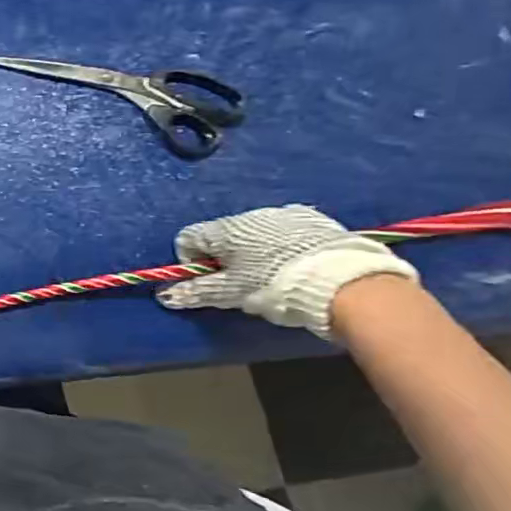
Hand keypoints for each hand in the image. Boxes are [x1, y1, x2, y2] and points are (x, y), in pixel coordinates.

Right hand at [156, 205, 418, 338]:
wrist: (347, 282)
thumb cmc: (274, 285)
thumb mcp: (230, 293)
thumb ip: (194, 292)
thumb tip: (163, 295)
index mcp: (225, 230)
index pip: (189, 238)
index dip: (193, 261)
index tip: (210, 279)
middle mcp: (252, 215)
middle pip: (223, 235)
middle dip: (225, 256)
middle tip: (241, 281)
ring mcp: (288, 215)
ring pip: (255, 233)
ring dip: (254, 250)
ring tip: (272, 274)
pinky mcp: (319, 220)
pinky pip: (287, 231)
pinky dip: (283, 245)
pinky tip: (296, 264)